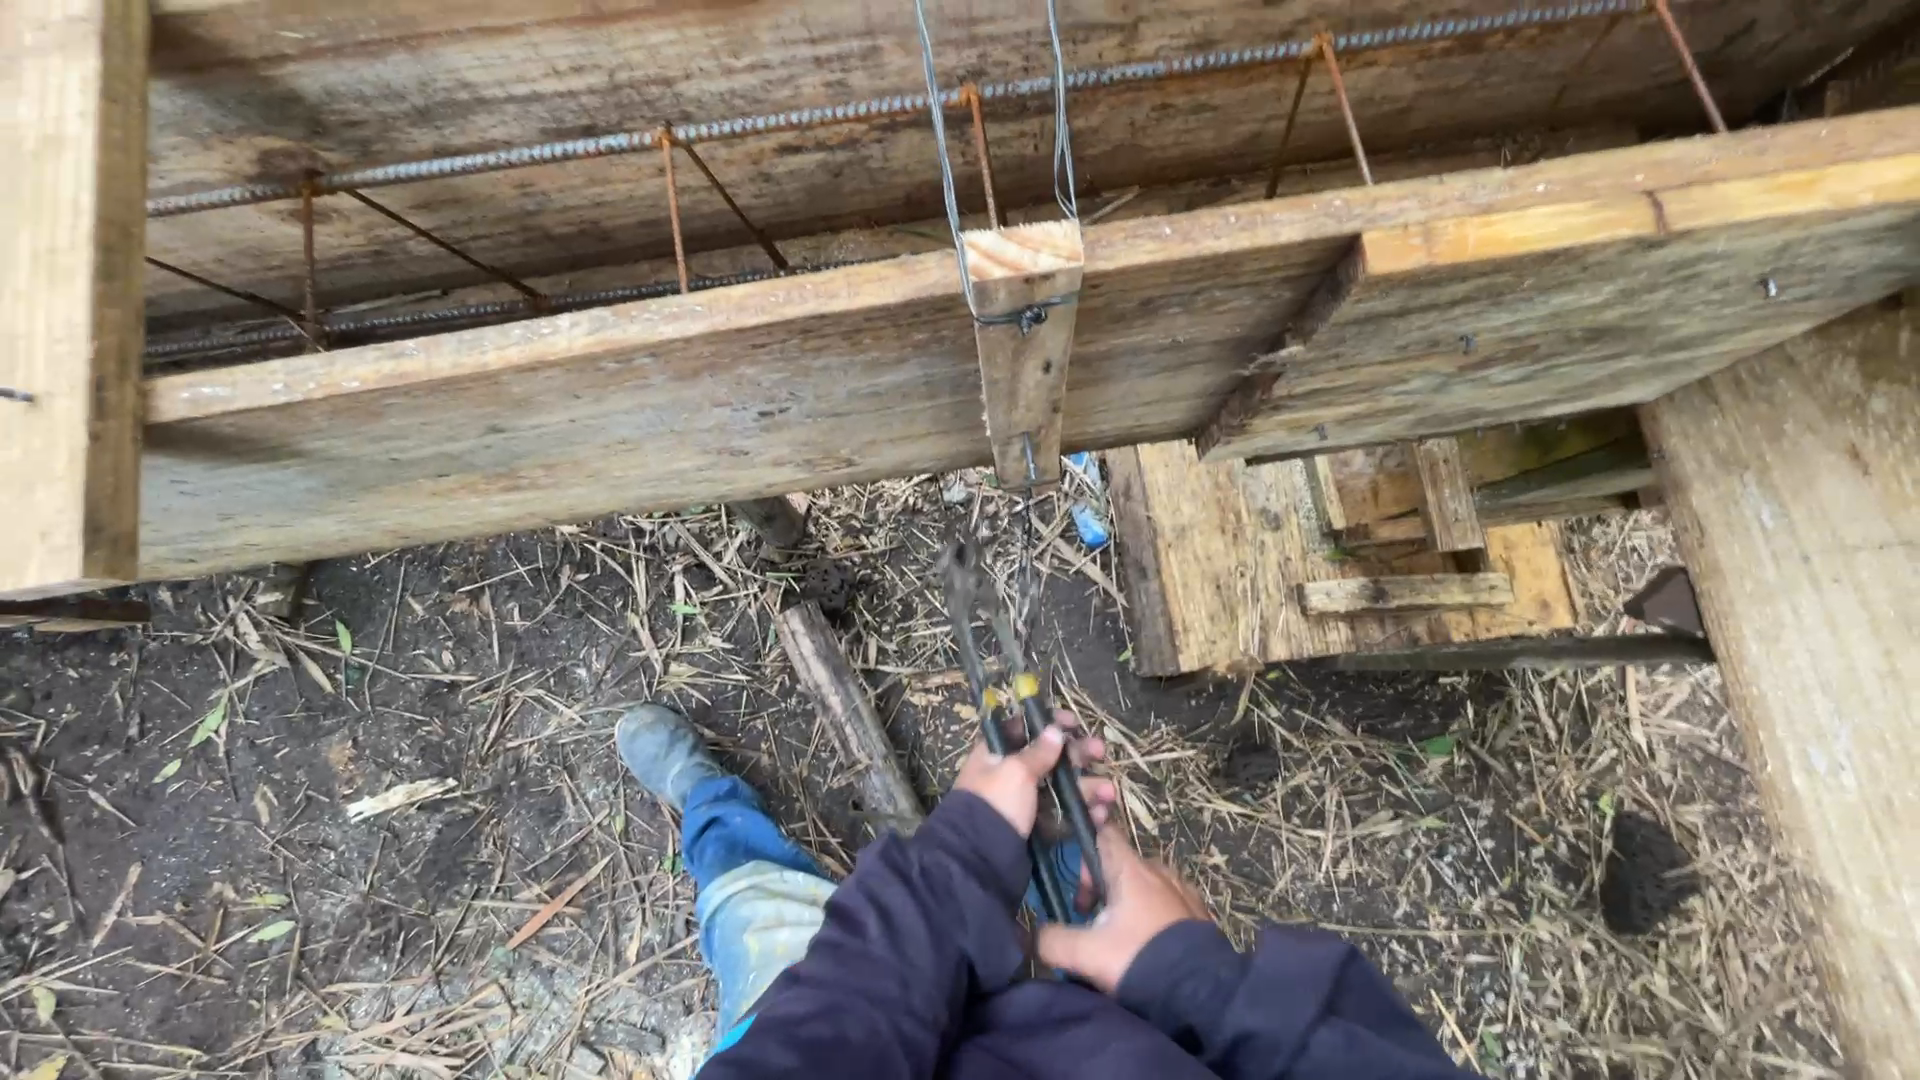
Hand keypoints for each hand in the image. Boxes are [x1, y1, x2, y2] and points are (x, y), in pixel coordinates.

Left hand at [953, 709, 1114, 838]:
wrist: (980, 860)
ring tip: (1108, 792)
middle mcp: (1010, 774)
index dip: (1049, 723)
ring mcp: (1024, 802)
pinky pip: (1062, 814)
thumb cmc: (996, 803)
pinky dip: (1082, 813)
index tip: (1074, 723)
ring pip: (1061, 787)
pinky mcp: (1035, 827)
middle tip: (1101, 751)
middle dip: (1078, 754)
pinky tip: (1100, 815)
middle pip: (1050, 757)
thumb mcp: (1015, 771)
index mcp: (996, 752)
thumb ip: (1038, 751)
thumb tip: (1054, 730)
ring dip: (1087, 787)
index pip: (1023, 727)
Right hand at [1036, 825, 1212, 992]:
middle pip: (1119, 864)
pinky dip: (1152, 917)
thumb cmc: (1140, 960)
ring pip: (1143, 886)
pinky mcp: (1199, 913)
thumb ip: (1052, 940)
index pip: (1103, 833)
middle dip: (1101, 888)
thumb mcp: (1086, 954)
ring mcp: (1182, 890)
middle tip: (1092, 924)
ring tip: (1121, 942)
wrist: (1204, 995)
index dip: (1084, 846)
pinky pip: (1166, 904)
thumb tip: (1036, 935)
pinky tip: (1149, 948)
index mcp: (1130, 868)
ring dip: (1126, 905)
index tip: (1078, 880)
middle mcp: (1158, 870)